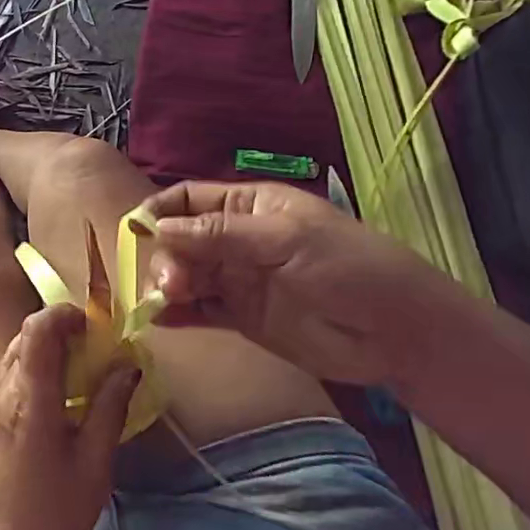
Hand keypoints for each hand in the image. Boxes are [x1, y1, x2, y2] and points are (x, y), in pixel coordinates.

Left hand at [0, 304, 140, 529]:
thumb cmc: (55, 514)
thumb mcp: (95, 463)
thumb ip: (110, 407)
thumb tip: (128, 366)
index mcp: (31, 398)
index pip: (38, 330)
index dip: (66, 315)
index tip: (96, 325)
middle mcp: (7, 392)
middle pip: (26, 334)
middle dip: (61, 327)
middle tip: (96, 343)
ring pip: (18, 351)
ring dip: (49, 344)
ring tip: (84, 363)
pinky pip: (15, 372)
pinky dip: (39, 363)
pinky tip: (64, 389)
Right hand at [140, 180, 477, 385]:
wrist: (395, 331)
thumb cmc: (346, 267)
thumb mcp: (285, 240)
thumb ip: (221, 235)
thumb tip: (159, 227)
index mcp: (247, 206)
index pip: (188, 199)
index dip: (159, 211)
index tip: (134, 232)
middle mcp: (235, 239)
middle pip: (180, 239)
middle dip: (166, 255)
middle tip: (171, 283)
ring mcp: (238, 280)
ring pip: (186, 275)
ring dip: (167, 285)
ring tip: (163, 301)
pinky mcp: (241, 318)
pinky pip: (200, 311)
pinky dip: (178, 314)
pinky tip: (160, 321)